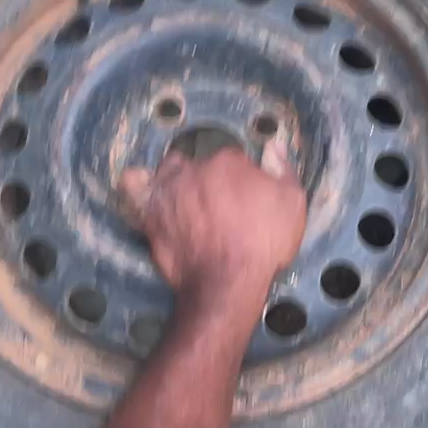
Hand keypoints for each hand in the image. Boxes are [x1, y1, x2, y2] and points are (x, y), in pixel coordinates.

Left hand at [120, 137, 306, 306]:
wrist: (228, 281)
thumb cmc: (265, 243)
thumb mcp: (293, 205)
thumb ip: (284, 171)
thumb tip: (272, 147)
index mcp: (230, 161)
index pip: (236, 160)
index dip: (243, 181)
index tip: (248, 201)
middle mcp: (195, 168)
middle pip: (202, 165)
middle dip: (211, 180)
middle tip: (221, 207)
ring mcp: (169, 190)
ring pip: (169, 172)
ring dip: (178, 180)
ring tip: (188, 200)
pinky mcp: (150, 214)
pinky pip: (134, 188)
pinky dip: (140, 187)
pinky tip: (149, 194)